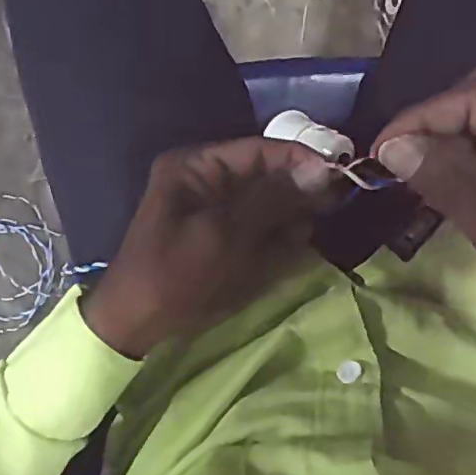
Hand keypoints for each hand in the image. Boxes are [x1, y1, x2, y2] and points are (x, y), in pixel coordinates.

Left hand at [82, 138, 335, 357]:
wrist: (136, 324)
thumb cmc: (174, 274)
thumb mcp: (223, 232)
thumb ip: (271, 198)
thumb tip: (321, 171)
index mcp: (196, 168)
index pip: (258, 150)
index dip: (299, 159)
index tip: (339, 175)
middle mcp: (206, 182)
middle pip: (266, 175)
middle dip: (298, 190)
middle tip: (333, 206)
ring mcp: (215, 213)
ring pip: (267, 204)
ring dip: (290, 217)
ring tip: (302, 236)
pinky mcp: (222, 241)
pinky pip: (259, 230)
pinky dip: (278, 238)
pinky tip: (292, 248)